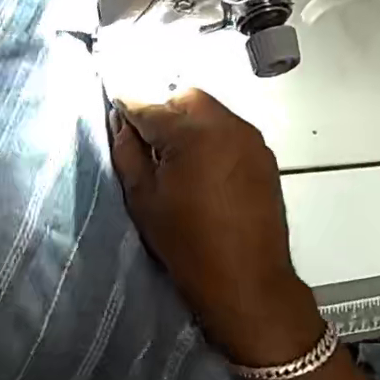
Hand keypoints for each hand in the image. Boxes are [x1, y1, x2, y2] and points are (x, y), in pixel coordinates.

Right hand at [109, 89, 325, 366]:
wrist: (247, 281)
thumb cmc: (186, 243)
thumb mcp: (143, 198)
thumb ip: (127, 153)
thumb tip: (121, 125)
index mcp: (192, 134)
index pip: (150, 106)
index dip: (127, 106)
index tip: (114, 105)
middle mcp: (226, 126)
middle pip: (185, 98)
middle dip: (162, 109)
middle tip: (146, 139)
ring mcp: (250, 140)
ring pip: (210, 111)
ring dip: (187, 122)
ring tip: (174, 156)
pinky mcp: (264, 156)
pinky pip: (229, 130)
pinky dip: (209, 137)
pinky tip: (200, 168)